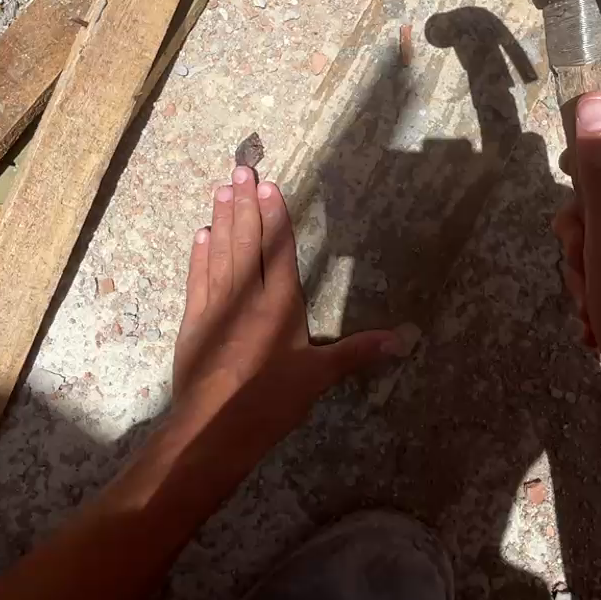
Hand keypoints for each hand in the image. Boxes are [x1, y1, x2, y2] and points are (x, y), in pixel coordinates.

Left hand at [172, 166, 411, 460]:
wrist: (213, 431)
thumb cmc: (271, 403)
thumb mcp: (319, 377)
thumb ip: (359, 351)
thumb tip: (406, 338)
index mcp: (280, 304)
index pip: (278, 249)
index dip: (274, 216)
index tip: (267, 185)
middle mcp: (247, 296)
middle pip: (247, 242)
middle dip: (244, 204)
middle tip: (239, 168)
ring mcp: (215, 306)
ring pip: (221, 253)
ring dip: (222, 219)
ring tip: (221, 188)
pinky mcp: (193, 322)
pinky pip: (197, 279)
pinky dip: (199, 255)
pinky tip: (201, 234)